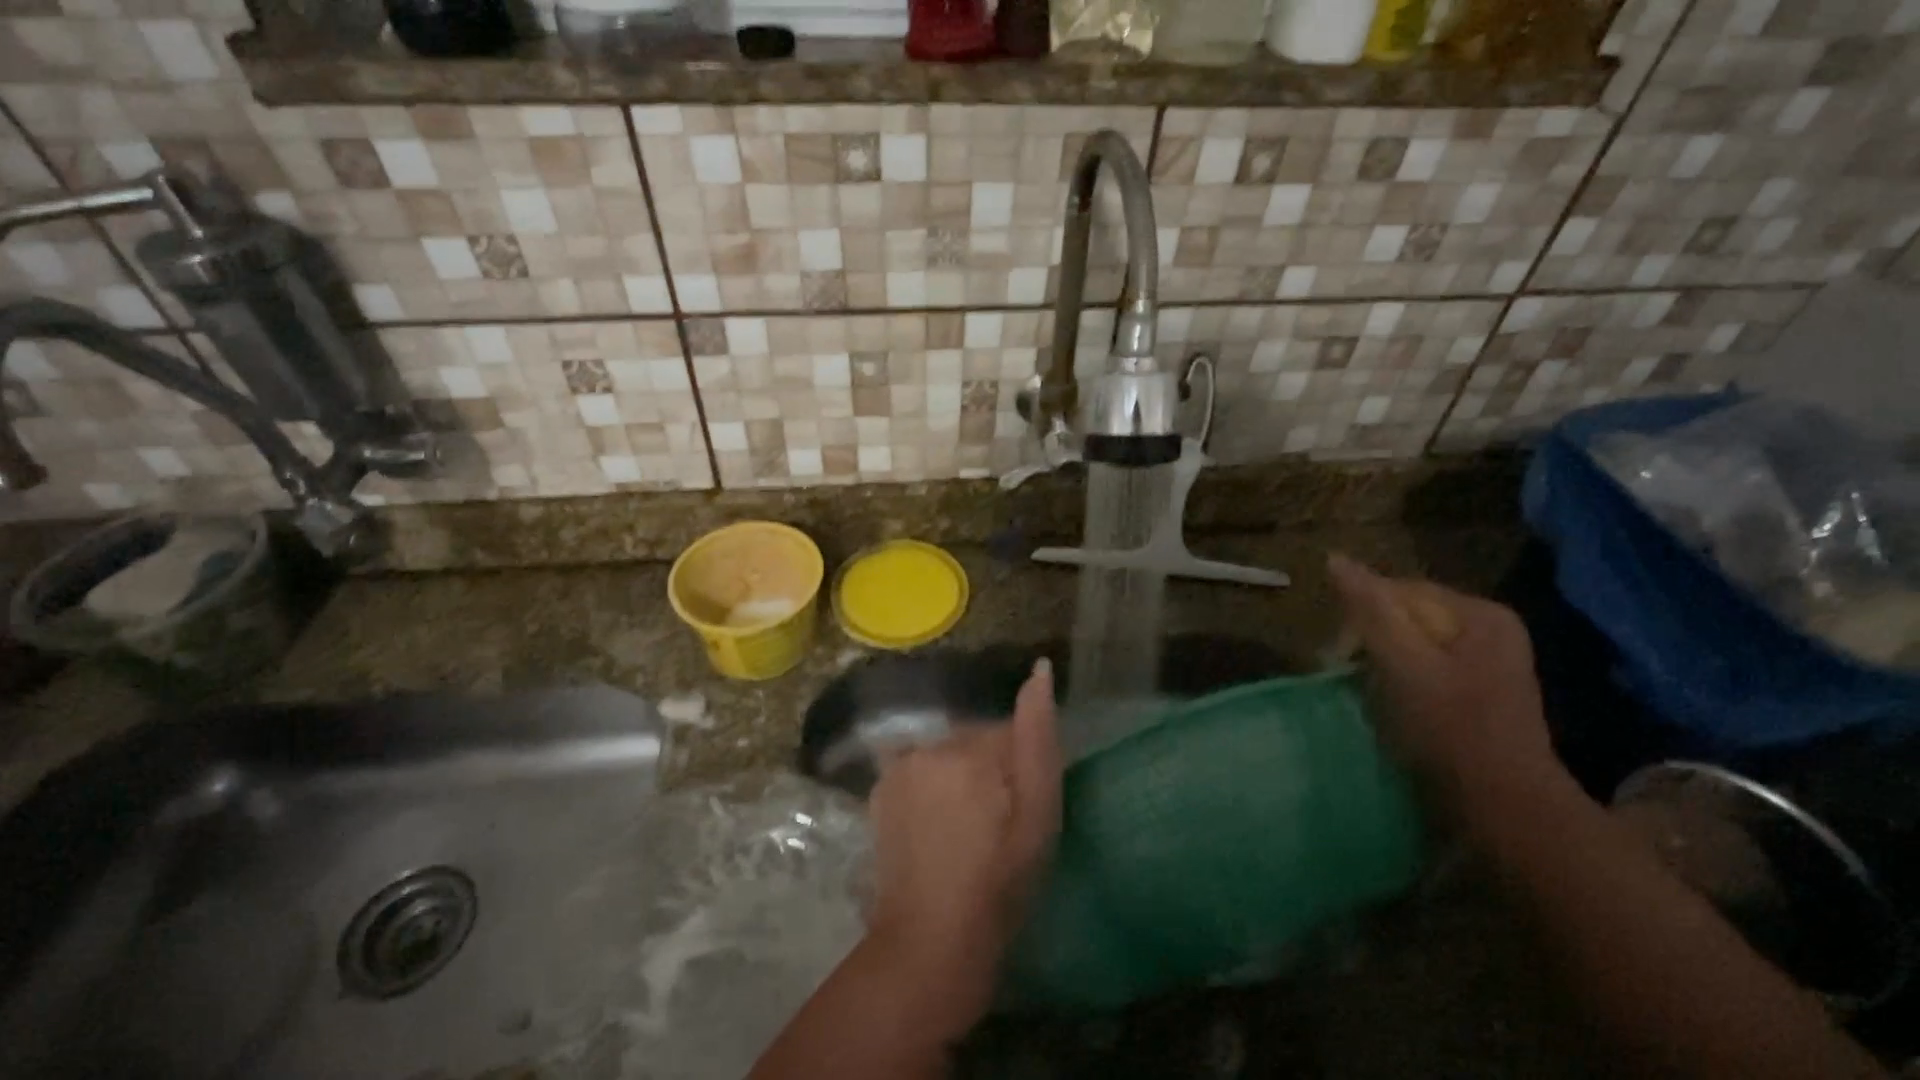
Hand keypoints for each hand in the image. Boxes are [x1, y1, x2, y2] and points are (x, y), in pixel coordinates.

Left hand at [865, 660, 1060, 1004]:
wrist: (932, 935)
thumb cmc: (1000, 879)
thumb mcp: (1039, 812)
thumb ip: (1038, 736)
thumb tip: (1040, 668)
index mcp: (971, 748)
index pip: (1010, 733)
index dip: (1022, 769)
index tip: (1023, 808)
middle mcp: (929, 746)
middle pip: (973, 741)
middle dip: (988, 770)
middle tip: (997, 824)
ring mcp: (897, 769)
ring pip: (943, 757)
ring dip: (957, 778)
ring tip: (965, 830)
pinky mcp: (879, 793)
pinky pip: (915, 772)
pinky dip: (929, 789)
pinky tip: (935, 828)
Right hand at [1326, 554, 1568, 824]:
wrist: (1504, 808)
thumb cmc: (1451, 732)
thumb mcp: (1404, 666)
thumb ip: (1371, 611)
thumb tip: (1335, 558)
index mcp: (1481, 614)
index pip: (1400, 592)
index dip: (1360, 618)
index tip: (1335, 659)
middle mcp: (1490, 630)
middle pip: (1407, 617)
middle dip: (1371, 642)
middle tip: (1346, 678)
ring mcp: (1488, 663)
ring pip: (1413, 645)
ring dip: (1382, 665)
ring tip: (1368, 696)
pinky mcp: (1479, 693)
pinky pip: (1426, 669)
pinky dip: (1401, 683)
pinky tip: (1394, 709)